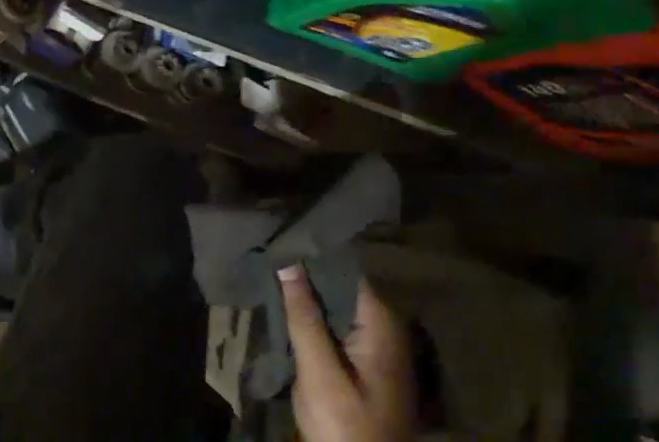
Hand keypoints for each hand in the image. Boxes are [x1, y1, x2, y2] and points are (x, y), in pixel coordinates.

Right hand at [279, 266, 414, 441]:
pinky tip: (289, 305)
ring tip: (272, 269)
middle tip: (269, 250)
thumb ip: (304, 316)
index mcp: (384, 328)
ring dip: (309, 292)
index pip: (348, 272)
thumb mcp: (319, 371)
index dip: (314, 252)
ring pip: (340, 305)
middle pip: (345, 287)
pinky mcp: (368, 365)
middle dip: (308, 270)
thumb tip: (289, 261)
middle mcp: (389, 332)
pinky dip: (316, 313)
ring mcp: (380, 350)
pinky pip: (340, 324)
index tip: (280, 235)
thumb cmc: (344, 424)